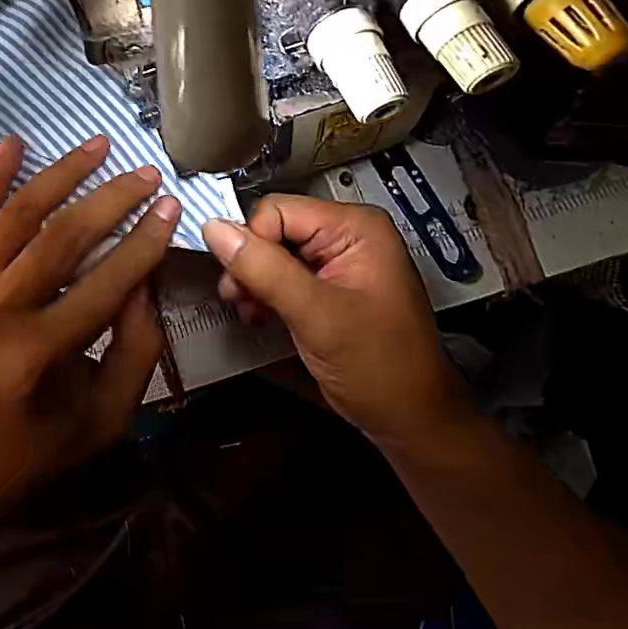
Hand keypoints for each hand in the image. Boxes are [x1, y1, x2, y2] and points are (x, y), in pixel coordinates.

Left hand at [0, 134, 178, 540]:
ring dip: (61, 175)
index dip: (144, 243)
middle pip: (61, 238)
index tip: (172, 208)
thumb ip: (135, 347)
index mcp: (34, 356)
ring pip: (17, 216)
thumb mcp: (103, 417)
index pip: (104, 284)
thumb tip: (146, 276)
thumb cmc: (30, 453)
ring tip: (98, 145)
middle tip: (147, 175)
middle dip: (112, 200)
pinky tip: (14, 144)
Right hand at [202, 195, 468, 448]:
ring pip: (271, 252)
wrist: (410, 418)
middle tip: (240, 297)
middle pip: (272, 229)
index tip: (239, 280)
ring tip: (251, 309)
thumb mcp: (318, 315)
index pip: (278, 210)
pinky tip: (260, 313)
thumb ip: (265, 269)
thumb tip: (216, 231)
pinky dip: (263, 292)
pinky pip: (280, 273)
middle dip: (250, 264)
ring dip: (253, 280)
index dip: (252, 242)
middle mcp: (345, 235)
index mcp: (355, 227)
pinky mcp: (324, 286)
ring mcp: (335, 261)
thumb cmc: (384, 368)